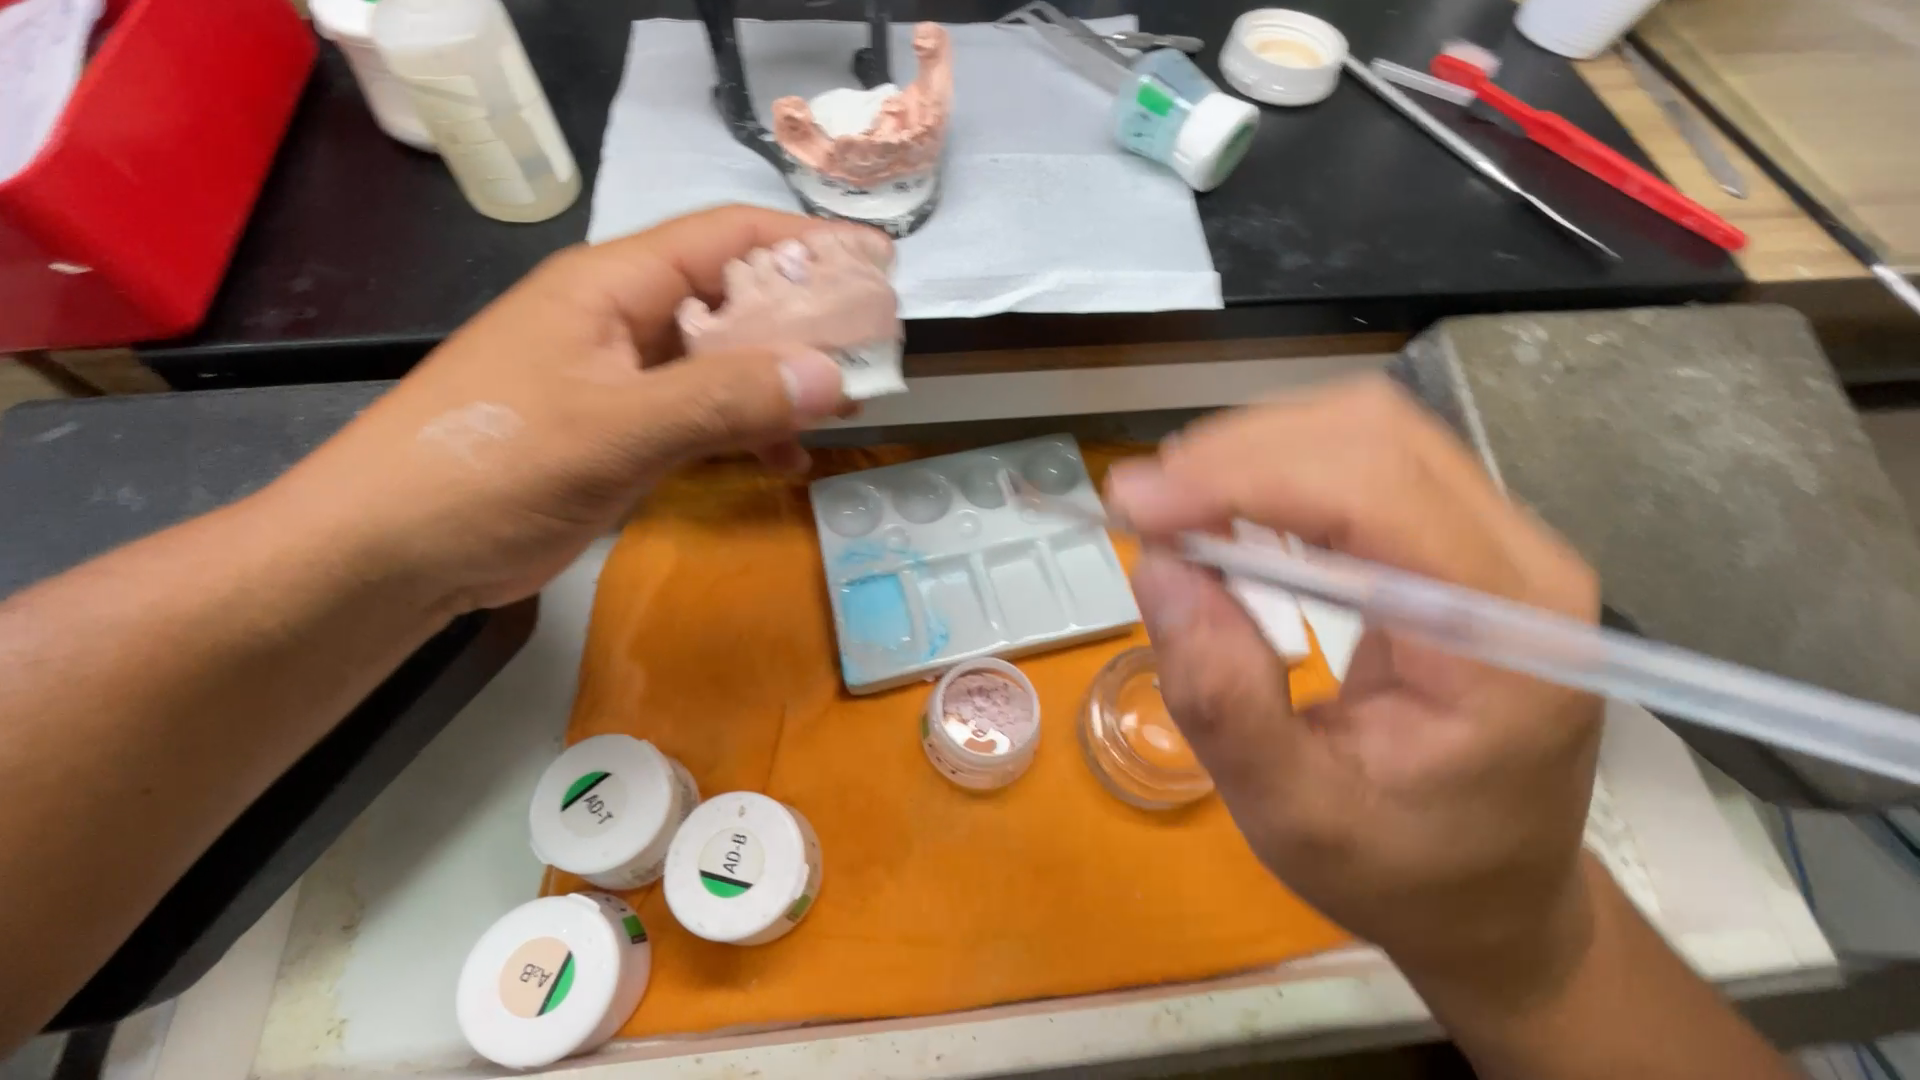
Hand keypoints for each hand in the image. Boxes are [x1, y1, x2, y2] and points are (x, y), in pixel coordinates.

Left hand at [274, 206, 871, 615]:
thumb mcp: (616, 428)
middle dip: (805, 323)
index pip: (725, 237)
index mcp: (611, 286)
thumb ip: (725, 399)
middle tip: (873, 352)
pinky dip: (745, 431)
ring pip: (722, 363)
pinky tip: (780, 462)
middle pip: (732, 299)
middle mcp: (620, 320)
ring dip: (779, 384)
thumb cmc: (491, 467)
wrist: (393, 553)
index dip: (804, 243)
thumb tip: (833, 376)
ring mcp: (619, 379)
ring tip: (839, 412)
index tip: (876, 266)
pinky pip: (701, 416)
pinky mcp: (618, 432)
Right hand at [1105, 377, 1604, 1007]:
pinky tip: (1227, 515)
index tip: (1133, 502)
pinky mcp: (1460, 543)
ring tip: (1175, 511)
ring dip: (1253, 455)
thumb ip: (1223, 701)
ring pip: (1366, 430)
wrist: (1496, 899)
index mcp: (1503, 637)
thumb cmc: (1404, 875)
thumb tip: (1158, 568)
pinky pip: (1364, 464)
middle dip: (1238, 455)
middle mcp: (1520, 563)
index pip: (1374, 495)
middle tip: (1142, 508)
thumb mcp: (1294, 818)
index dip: (1243, 478)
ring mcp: (1499, 544)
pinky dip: (1276, 472)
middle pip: (1373, 436)